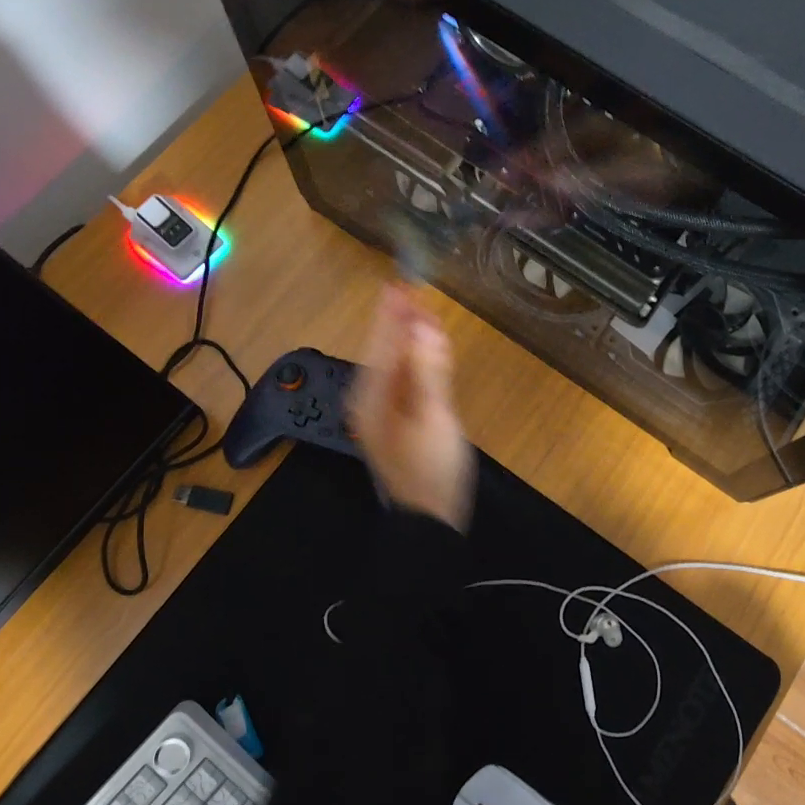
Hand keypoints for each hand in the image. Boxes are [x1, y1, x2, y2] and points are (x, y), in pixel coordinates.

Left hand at [347, 284, 475, 531]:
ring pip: (391, 365)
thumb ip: (429, 371)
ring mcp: (379, 414)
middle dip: (398, 322)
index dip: (393, 314)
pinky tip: (423, 351)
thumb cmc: (431, 470)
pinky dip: (411, 360)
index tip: (399, 283)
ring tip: (419, 312)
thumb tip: (424, 327)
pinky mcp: (393, 422)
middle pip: (383, 352)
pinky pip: (399, 380)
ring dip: (405, 339)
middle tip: (413, 290)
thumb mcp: (435, 419)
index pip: (382, 344)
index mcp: (373, 398)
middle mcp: (369, 401)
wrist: (427, 522)